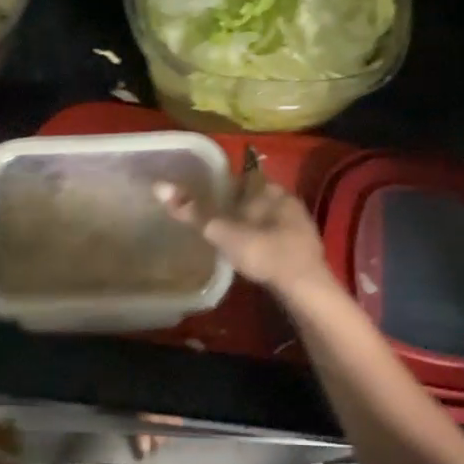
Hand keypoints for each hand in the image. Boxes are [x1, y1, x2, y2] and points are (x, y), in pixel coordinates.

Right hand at [155, 174, 330, 294]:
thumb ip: (193, 212)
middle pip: (259, 196)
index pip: (245, 177)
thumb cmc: (263, 252)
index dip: (227, 186)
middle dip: (242, 206)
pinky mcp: (306, 247)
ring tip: (235, 238)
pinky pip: (281, 235)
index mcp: (268, 190)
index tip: (211, 198)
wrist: (304, 286)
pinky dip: (267, 241)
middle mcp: (287, 200)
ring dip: (256, 224)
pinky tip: (258, 254)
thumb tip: (158, 186)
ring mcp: (300, 224)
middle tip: (220, 220)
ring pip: (271, 216)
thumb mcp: (222, 232)